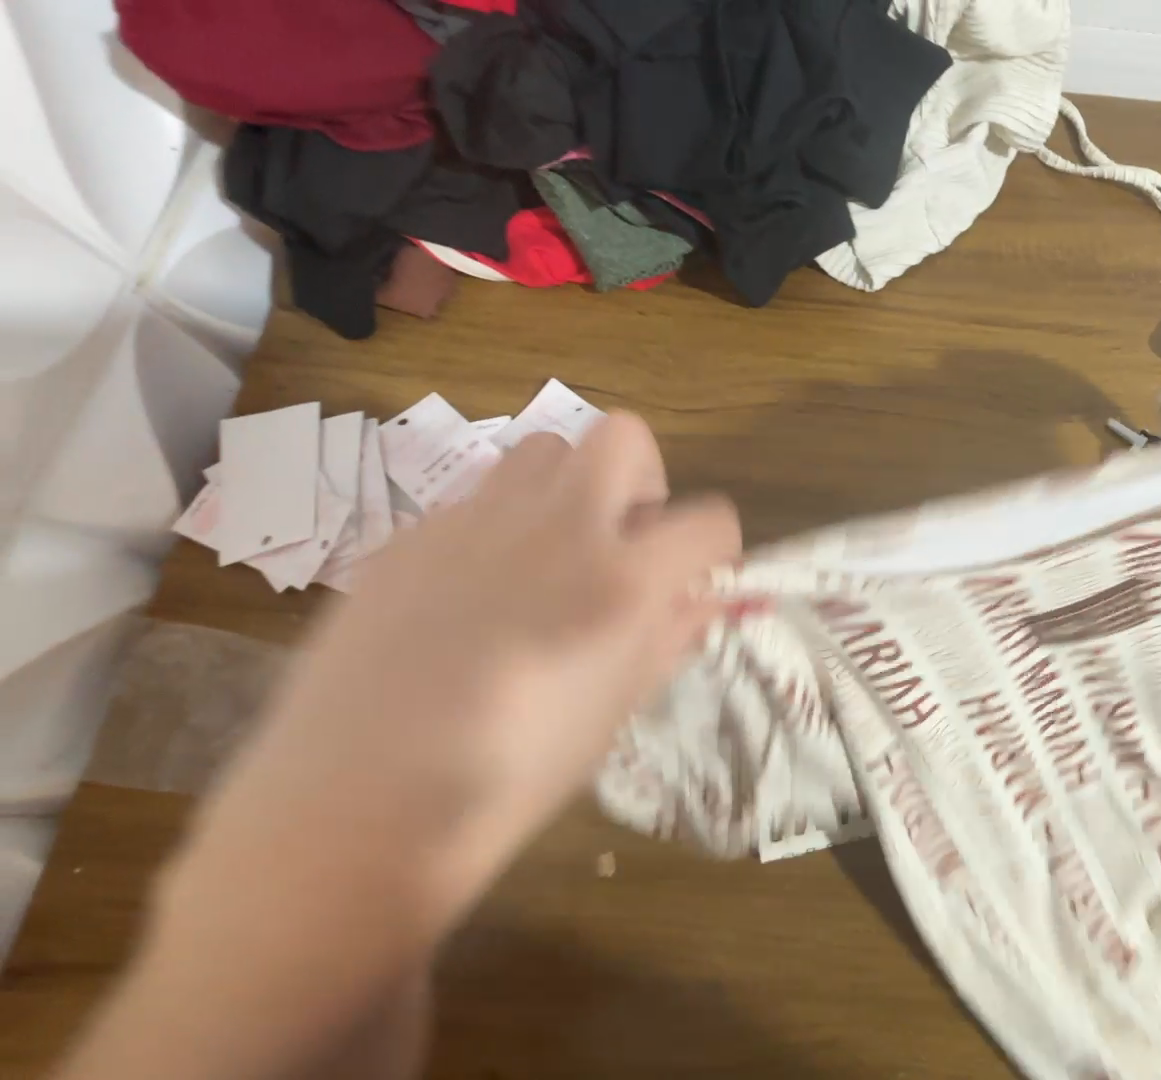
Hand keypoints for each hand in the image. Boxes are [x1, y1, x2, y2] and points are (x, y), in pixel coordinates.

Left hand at [169, 412, 740, 937]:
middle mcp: (556, 529)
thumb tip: (702, 600)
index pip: (709, 520)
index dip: (717, 548)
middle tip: (625, 543)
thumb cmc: (513, 777)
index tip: (698, 579)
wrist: (354, 807)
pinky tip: (473, 596)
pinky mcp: (408, 536)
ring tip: (551, 559)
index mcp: (621, 581)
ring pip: (543, 451)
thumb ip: (670, 637)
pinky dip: (501, 527)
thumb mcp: (616, 710)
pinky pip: (475, 501)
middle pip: (623, 439)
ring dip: (569, 489)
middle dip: (644, 481)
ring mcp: (473, 523)